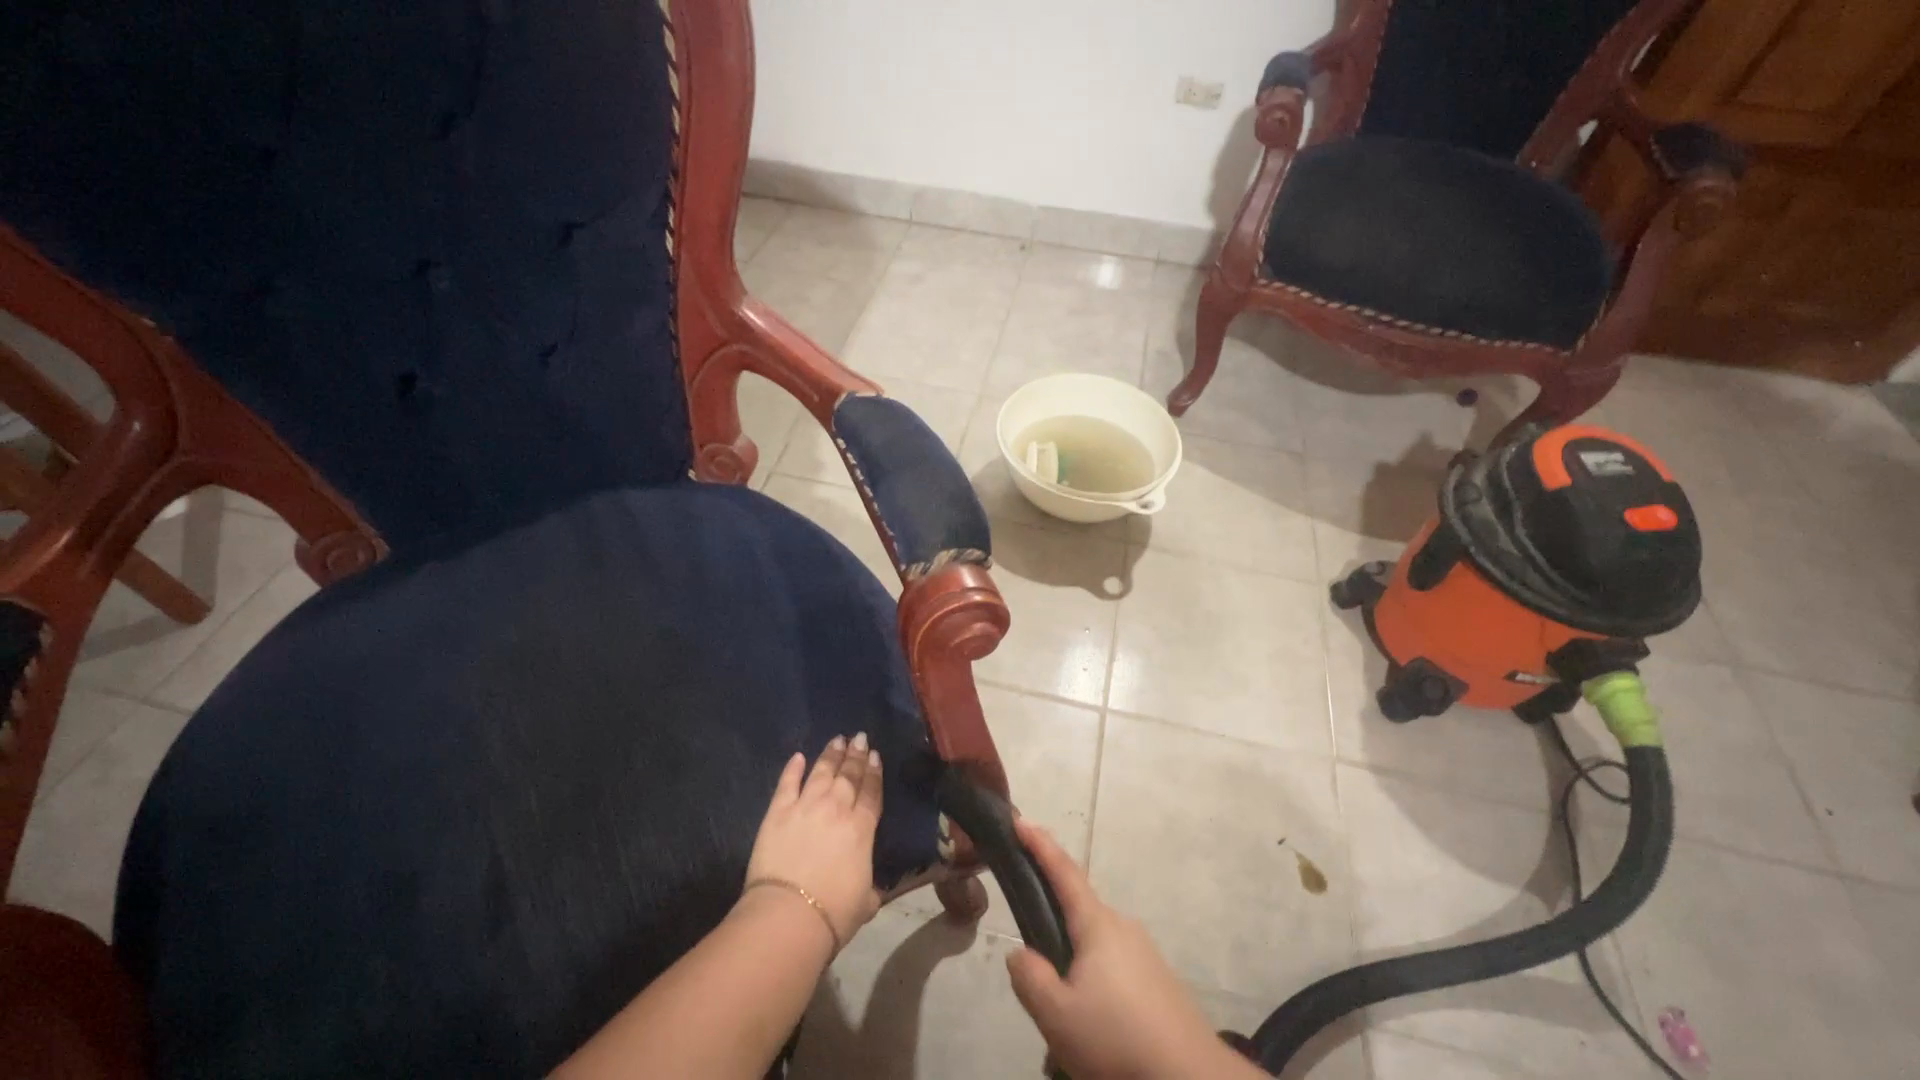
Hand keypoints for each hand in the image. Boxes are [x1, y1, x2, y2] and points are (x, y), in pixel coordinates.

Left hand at [742, 734, 884, 947]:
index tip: (876, 755)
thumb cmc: (834, 913)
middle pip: (849, 777)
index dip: (874, 773)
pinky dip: (793, 768)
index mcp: (862, 829)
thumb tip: (873, 889)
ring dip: (831, 754)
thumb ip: (871, 888)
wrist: (789, 915)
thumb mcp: (866, 901)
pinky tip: (798, 757)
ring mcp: (805, 807)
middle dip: (856, 756)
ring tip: (838, 739)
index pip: (872, 793)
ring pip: (821, 772)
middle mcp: (836, 809)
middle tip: (860, 738)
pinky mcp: (777, 812)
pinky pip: (787, 783)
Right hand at [1005, 819, 1258, 1079]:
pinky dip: (1096, 997)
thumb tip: (1021, 954)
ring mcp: (1146, 956)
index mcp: (1097, 925)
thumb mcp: (1056, 1014)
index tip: (1020, 821)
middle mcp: (1124, 929)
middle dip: (1052, 942)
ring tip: (1065, 1030)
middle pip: (1076, 921)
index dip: (1040, 846)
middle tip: (1037, 985)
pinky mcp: (1159, 983)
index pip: (1064, 873)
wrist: (1191, 1078)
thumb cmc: (1117, 1038)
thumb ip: (1029, 977)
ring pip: (1094, 955)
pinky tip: (1095, 1035)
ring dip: (1074, 980)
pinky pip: (1114, 977)